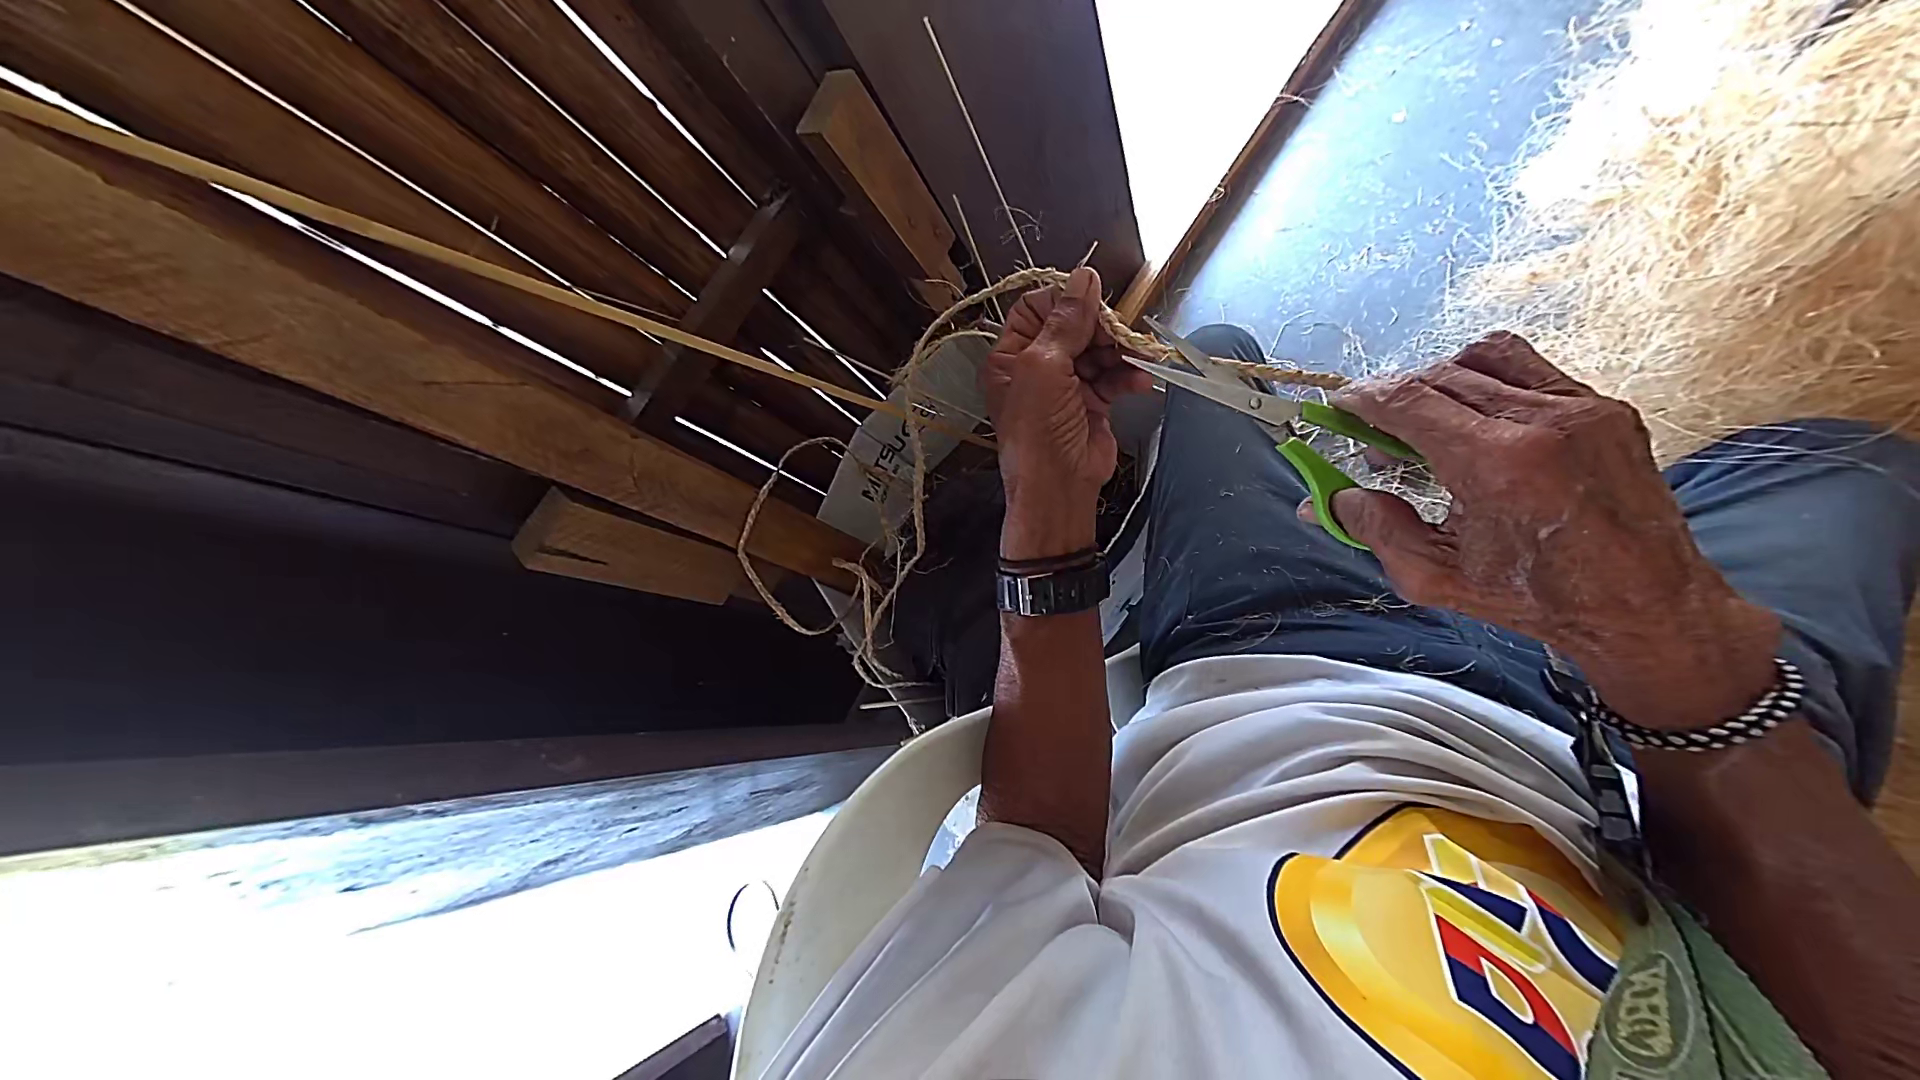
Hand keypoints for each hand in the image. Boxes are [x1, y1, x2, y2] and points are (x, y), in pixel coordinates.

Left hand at [981, 266, 1150, 559]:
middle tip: (1115, 336)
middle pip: (1073, 326)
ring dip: (1118, 352)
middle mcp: (1035, 368)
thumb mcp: (1044, 366)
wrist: (1058, 486)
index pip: (1035, 308)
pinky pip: (1113, 375)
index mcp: (1010, 356)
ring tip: (1133, 360)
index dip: (1064, 301)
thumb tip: (1084, 275)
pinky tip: (1139, 380)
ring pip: (1097, 349)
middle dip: (1098, 328)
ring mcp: (1065, 385)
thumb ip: (1067, 320)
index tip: (1091, 302)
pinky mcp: (1092, 402)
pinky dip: (1127, 375)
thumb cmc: (1038, 430)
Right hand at [1321, 332, 1780, 729]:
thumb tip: (1327, 499)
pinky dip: (1481, 381)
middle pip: (1438, 375)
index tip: (1337, 406)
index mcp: (1497, 464)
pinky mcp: (1605, 407)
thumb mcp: (1432, 577)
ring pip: (1483, 357)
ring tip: (1422, 420)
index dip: (1363, 398)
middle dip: (1390, 395)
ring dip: (1436, 380)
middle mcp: (1543, 421)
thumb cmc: (1532, 598)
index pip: (1410, 400)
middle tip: (1370, 430)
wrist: (1645, 605)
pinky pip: (1525, 367)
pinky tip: (1469, 419)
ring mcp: (1582, 407)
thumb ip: (1373, 528)